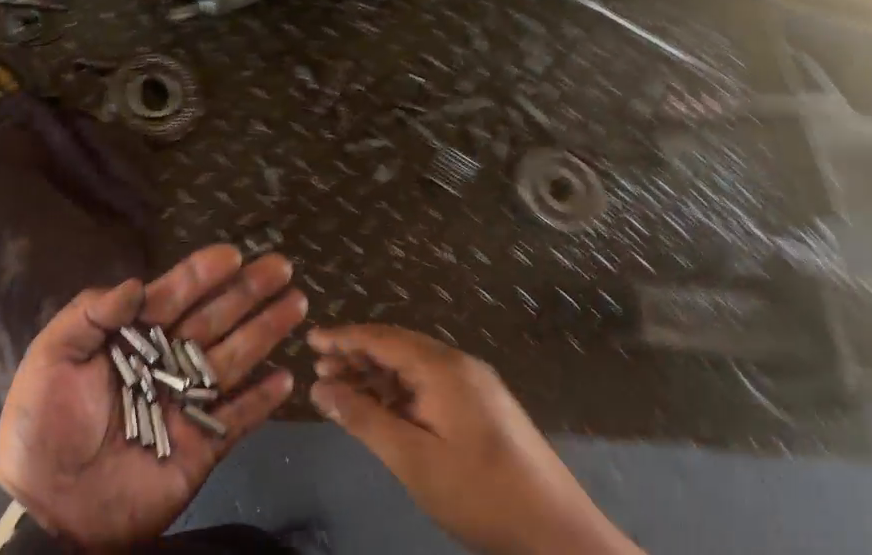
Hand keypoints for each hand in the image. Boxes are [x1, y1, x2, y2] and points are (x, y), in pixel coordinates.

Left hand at [0, 245, 306, 549]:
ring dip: (263, 332)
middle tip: (279, 266)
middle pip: (209, 321)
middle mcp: (160, 365)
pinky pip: (236, 418)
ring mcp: (181, 405)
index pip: (169, 298)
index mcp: (126, 340)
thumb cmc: (42, 422)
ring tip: (295, 304)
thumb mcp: (52, 356)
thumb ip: (91, 314)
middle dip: (244, 293)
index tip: (232, 253)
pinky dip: (261, 400)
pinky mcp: (198, 447)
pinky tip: (286, 377)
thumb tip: (136, 284)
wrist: (48, 505)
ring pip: (230, 361)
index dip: (199, 275)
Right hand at [308, 324, 642, 554]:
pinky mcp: (486, 412)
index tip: (309, 339)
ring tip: (343, 392)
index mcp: (444, 369)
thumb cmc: (481, 493)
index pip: (381, 338)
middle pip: (397, 348)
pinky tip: (383, 412)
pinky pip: (431, 387)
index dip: (342, 337)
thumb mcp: (412, 458)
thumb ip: (363, 418)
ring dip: (377, 376)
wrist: (562, 539)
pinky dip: (400, 393)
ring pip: (414, 369)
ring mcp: (477, 390)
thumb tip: (321, 388)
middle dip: (356, 356)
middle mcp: (461, 368)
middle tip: (320, 371)